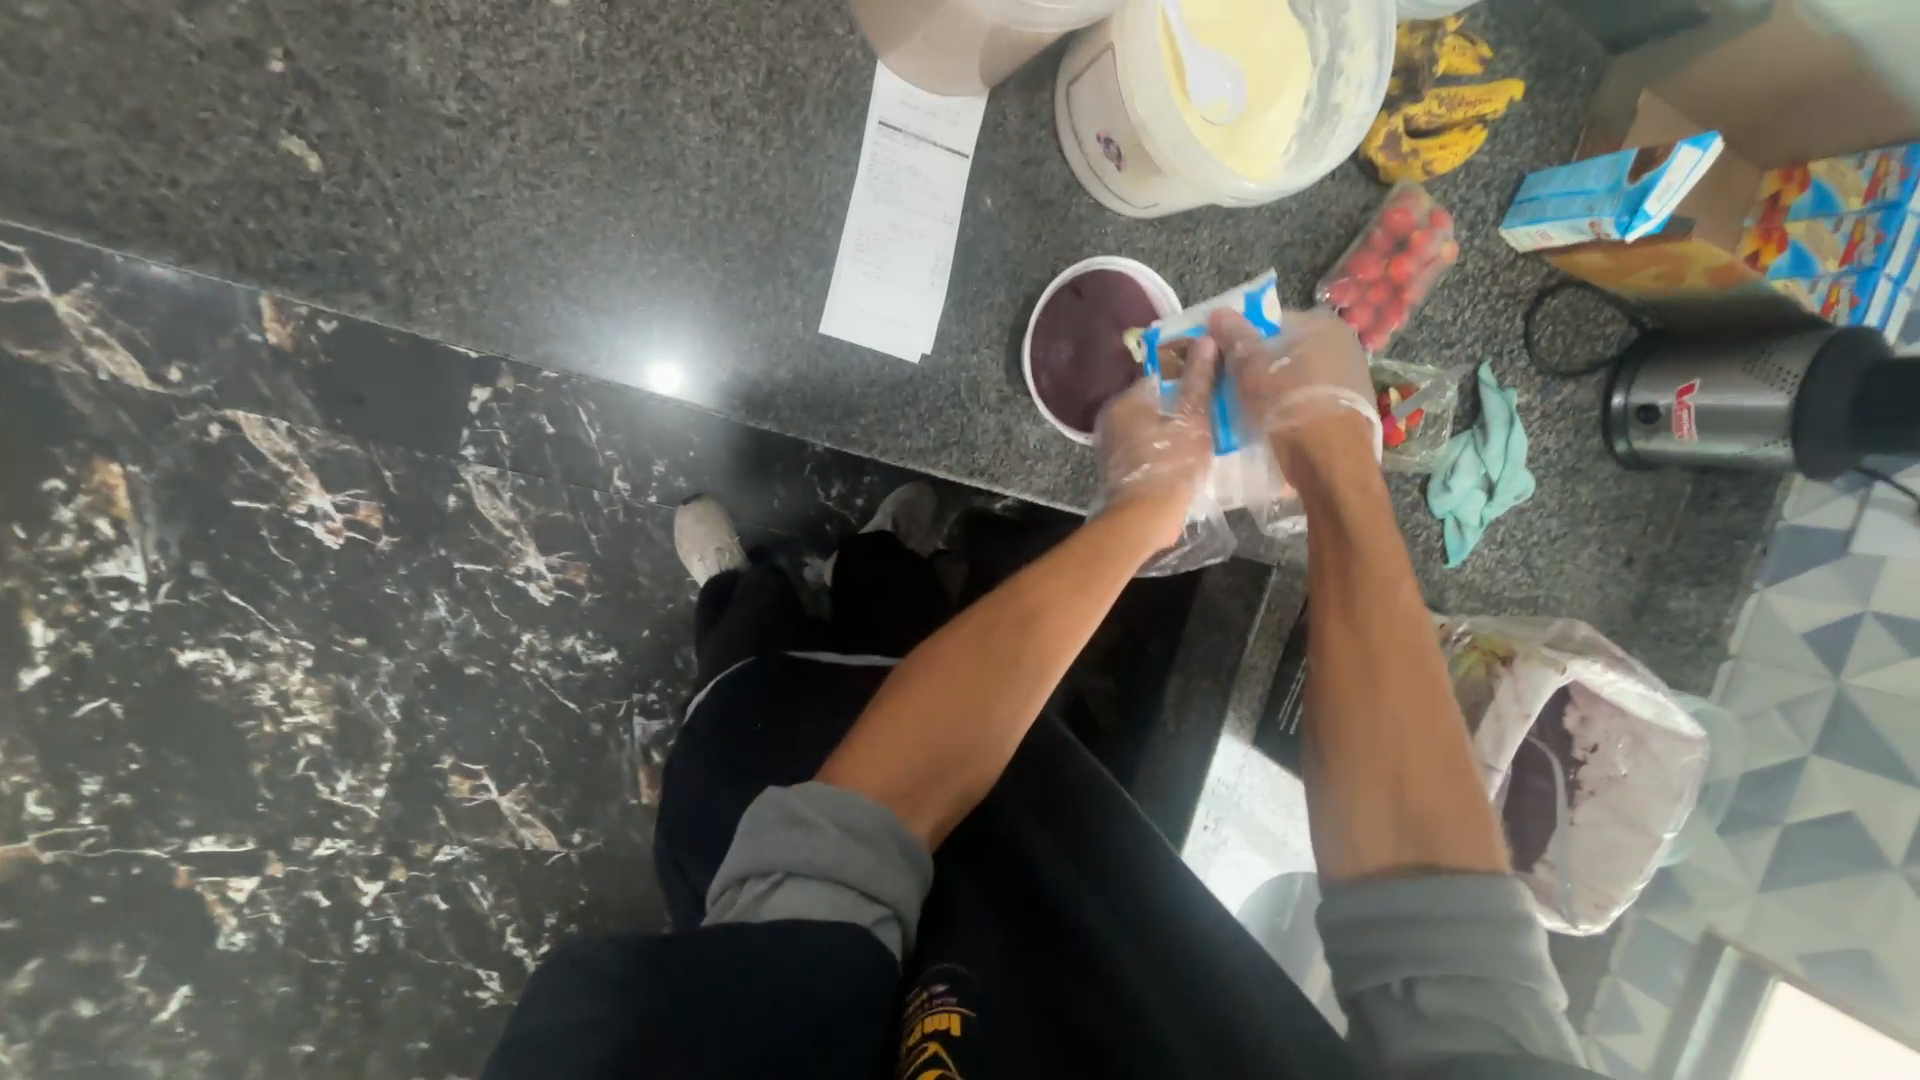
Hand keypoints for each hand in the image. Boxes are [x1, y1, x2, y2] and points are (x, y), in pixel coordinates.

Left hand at [1090, 336, 1218, 549]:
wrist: (1143, 519)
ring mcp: (1114, 448)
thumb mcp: (1192, 418)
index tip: (1215, 384)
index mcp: (1124, 401)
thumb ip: (1200, 379)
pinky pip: (1150, 450)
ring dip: (1177, 429)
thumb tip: (1207, 338)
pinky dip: (1167, 450)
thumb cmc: (1169, 464)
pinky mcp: (1122, 471)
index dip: (1190, 376)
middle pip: (1157, 403)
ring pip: (1154, 428)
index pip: (1162, 376)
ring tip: (1211, 432)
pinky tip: (1191, 456)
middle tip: (1218, 410)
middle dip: (1184, 405)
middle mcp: (1112, 420)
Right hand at [1208, 308, 1379, 477]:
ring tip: (1248, 410)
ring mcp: (1349, 378)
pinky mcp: (1349, 409)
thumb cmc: (1290, 407)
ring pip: (1295, 377)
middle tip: (1229, 388)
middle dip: (1256, 366)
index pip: (1270, 322)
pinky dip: (1288, 406)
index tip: (1221, 359)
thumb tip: (1218, 312)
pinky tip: (1273, 424)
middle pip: (1284, 350)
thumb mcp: (1253, 370)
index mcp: (1323, 326)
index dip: (1241, 338)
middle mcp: (1342, 346)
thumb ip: (1236, 338)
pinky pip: (1307, 399)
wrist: (1331, 464)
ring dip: (1271, 389)